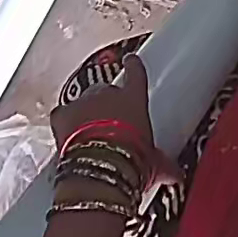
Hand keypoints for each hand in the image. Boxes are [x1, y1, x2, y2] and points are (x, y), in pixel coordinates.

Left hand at [50, 54, 172, 189]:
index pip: (136, 74)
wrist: (102, 168)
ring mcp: (82, 103)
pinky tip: (68, 137)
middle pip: (106, 92)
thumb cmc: (133, 161)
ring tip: (90, 136)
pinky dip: (64, 124)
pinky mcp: (62, 115)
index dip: (133, 66)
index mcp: (133, 99)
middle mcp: (107, 95)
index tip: (131, 60)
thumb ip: (163, 165)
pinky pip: (62, 115)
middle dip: (107, 106)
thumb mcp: (155, 164)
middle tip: (111, 126)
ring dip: (86, 116)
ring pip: (83, 103)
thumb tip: (175, 175)